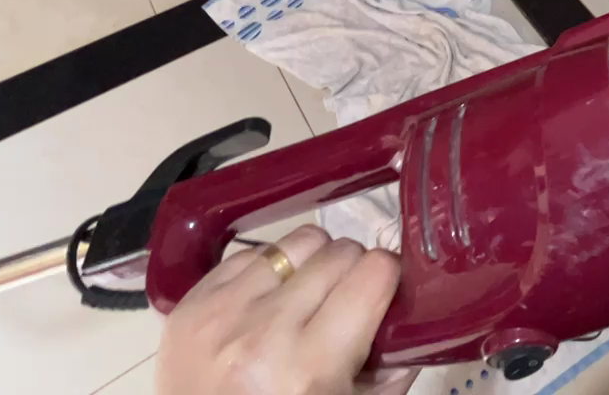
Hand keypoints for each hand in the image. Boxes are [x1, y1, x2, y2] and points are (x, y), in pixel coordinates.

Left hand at [156, 224, 415, 394]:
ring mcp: (221, 314)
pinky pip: (254, 252)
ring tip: (305, 299)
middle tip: (344, 306)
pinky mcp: (191, 304)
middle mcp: (264, 332)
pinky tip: (266, 305)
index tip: (382, 298)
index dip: (386, 280)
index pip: (376, 270)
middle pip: (342, 251)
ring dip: (313, 264)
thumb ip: (395, 368)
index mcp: (310, 367)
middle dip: (352, 273)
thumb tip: (417, 309)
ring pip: (302, 240)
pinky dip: (270, 272)